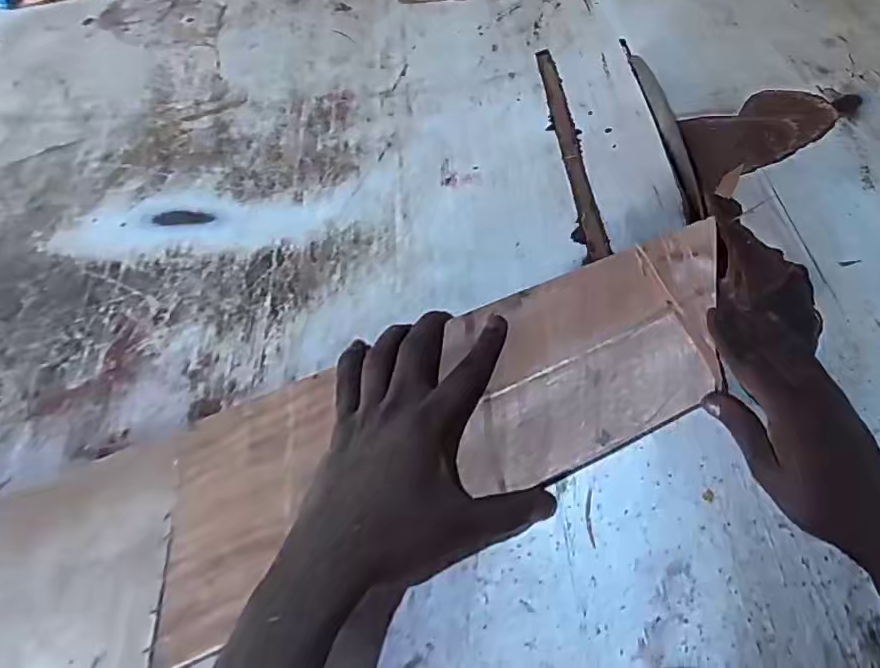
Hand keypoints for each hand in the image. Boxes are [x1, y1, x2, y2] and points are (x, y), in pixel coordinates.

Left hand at [291, 311, 557, 589]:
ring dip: (396, 335)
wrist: (329, 561)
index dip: (486, 344)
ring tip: (408, 329)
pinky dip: (354, 358)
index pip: (467, 374)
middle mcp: (398, 407)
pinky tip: (359, 348)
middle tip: (444, 317)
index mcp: (431, 423)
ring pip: (379, 357)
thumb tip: (551, 503)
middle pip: (415, 349)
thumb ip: (508, 514)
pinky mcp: (341, 429)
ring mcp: (365, 416)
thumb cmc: (399, 539)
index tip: (497, 320)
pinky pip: (346, 381)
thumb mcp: (462, 529)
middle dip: (432, 325)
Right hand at [701, 303, 879, 567]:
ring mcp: (824, 388)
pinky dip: (788, 339)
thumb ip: (742, 429)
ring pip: (789, 346)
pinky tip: (779, 333)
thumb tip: (710, 398)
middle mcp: (806, 388)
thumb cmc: (816, 501)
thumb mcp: (769, 473)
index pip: (749, 362)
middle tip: (722, 304)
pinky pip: (806, 355)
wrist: (874, 513)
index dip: (728, 338)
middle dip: (743, 324)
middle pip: (768, 346)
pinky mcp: (835, 393)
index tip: (711, 315)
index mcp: (786, 407)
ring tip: (746, 308)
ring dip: (765, 326)